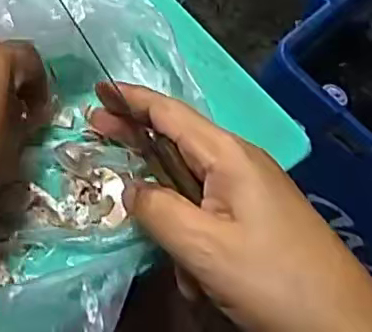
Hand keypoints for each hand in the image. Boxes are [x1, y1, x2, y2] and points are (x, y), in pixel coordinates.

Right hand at [91, 84, 371, 331]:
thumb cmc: (275, 281)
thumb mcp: (204, 248)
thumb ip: (156, 209)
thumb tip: (131, 188)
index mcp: (227, 154)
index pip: (167, 111)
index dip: (129, 98)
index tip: (97, 90)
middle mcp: (240, 161)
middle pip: (176, 135)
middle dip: (135, 133)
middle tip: (95, 129)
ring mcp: (254, 190)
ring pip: (191, 176)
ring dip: (163, 195)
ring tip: (141, 218)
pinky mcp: (263, 219)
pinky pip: (210, 204)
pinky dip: (189, 223)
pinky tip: (187, 265)